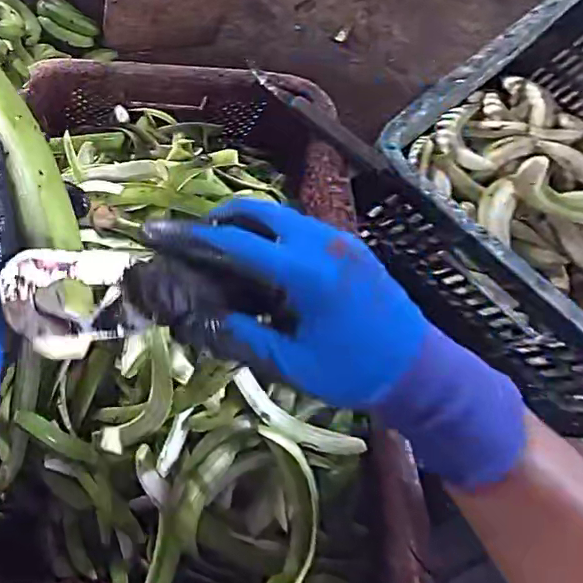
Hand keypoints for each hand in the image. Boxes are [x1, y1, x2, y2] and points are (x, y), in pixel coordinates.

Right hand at [140, 198, 527, 489]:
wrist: (424, 372)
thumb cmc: (356, 372)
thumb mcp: (293, 363)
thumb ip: (245, 337)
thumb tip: (201, 320)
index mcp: (307, 273)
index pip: (236, 242)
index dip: (192, 236)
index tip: (159, 232)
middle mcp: (322, 243)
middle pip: (257, 210)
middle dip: (218, 217)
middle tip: (192, 237)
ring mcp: (339, 239)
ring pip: (279, 214)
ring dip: (246, 223)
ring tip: (222, 248)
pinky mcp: (349, 244)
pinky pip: (298, 226)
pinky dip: (271, 231)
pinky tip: (262, 259)